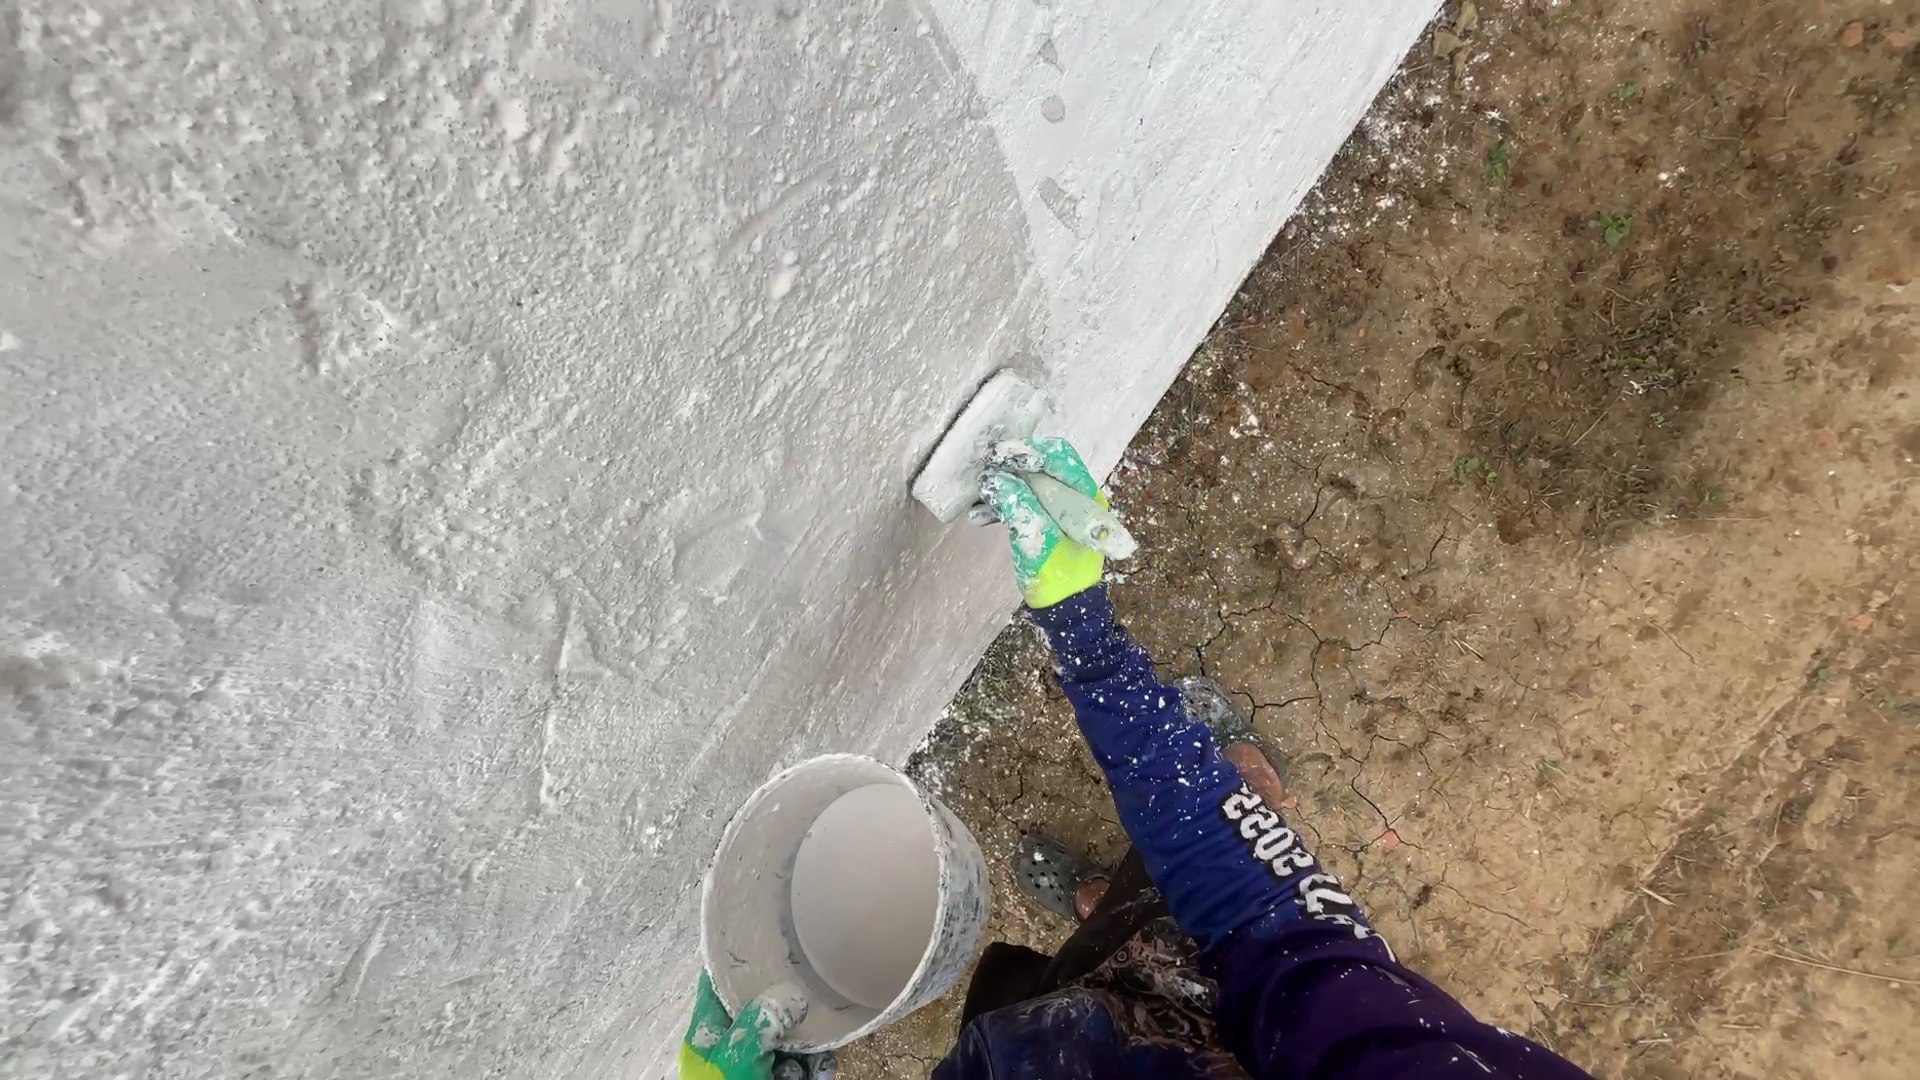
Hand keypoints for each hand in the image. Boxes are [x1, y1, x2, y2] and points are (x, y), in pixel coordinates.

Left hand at [680, 973, 832, 1079]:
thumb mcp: (735, 1060)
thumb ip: (760, 1021)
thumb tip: (792, 997)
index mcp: (710, 1035)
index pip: (722, 983)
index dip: (743, 958)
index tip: (773, 934)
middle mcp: (735, 1046)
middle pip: (767, 1007)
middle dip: (794, 1006)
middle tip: (814, 995)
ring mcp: (761, 1067)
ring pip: (793, 1036)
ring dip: (811, 1041)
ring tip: (821, 1046)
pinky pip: (807, 1064)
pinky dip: (818, 1065)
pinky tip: (822, 1070)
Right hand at [980, 437, 1111, 608]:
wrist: (1065, 612)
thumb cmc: (1057, 578)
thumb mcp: (1036, 540)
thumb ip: (1018, 504)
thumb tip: (995, 478)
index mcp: (1086, 498)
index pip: (1060, 459)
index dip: (1029, 453)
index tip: (1000, 455)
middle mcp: (1078, 497)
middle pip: (1043, 468)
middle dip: (1013, 467)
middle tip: (986, 468)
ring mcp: (1062, 510)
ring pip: (1030, 484)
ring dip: (1005, 488)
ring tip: (981, 495)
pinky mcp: (1047, 522)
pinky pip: (1024, 503)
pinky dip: (1005, 506)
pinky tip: (980, 516)